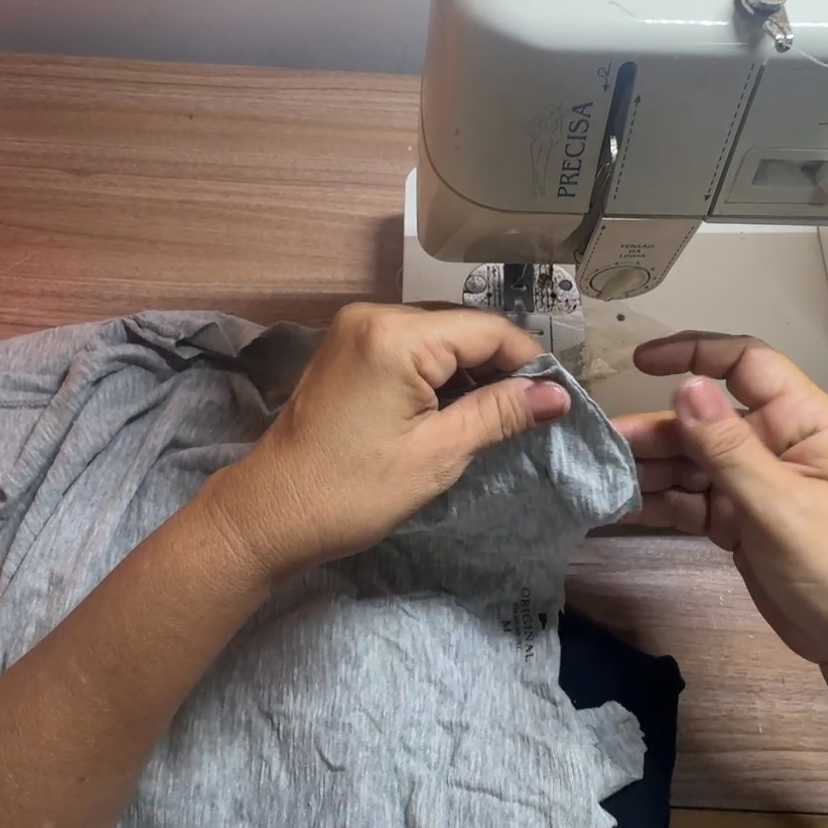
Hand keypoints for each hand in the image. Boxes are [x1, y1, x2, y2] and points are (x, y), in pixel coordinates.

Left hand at [203, 303, 570, 578]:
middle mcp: (375, 314)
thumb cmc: (352, 492)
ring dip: (471, 371)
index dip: (530, 362)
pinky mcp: (347, 347)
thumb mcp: (437, 455)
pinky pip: (411, 347)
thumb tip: (558, 395)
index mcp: (396, 335)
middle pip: (462, 328)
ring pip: (439, 336)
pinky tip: (454, 407)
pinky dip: (439, 373)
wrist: (269, 513)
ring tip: (495, 416)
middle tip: (529, 414)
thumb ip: (499, 413)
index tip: (557, 400)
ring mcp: (356, 328)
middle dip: (501, 367)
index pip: (487, 330)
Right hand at [613, 333, 827, 667]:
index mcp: (803, 422)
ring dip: (648, 469)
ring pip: (689, 461)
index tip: (640, 362)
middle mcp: (774, 443)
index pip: (746, 364)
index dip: (694, 353)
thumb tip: (685, 385)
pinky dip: (657, 502)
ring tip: (603, 478)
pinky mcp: (736, 519)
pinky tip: (620, 507)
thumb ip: (728, 448)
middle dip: (656, 432)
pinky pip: (688, 499)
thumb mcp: (783, 507)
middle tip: (605, 444)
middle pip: (703, 421)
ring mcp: (753, 483)